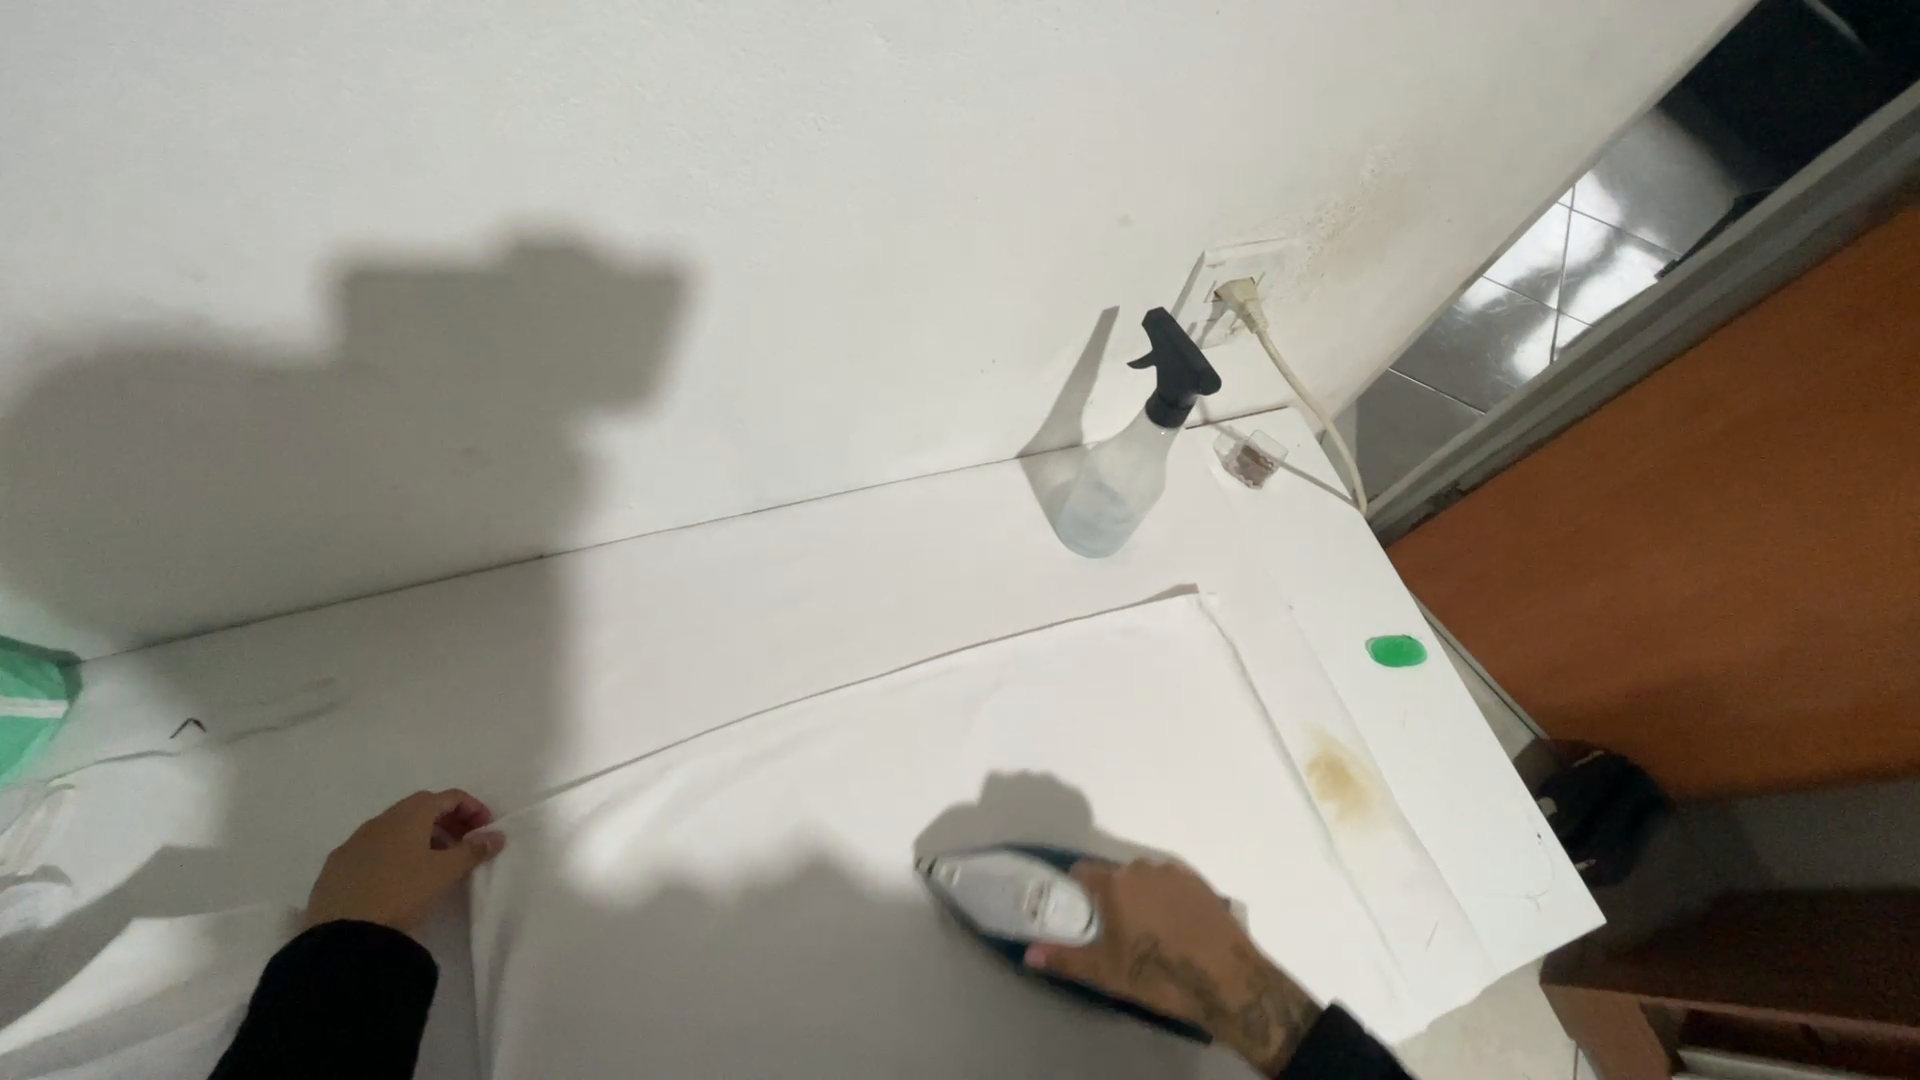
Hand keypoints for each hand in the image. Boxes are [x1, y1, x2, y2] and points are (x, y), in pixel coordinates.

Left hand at [303, 789, 505, 935]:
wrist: (342, 939)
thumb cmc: (403, 893)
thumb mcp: (446, 872)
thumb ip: (474, 849)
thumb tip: (497, 835)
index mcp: (408, 816)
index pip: (449, 797)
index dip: (473, 808)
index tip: (485, 831)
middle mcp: (378, 822)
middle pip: (420, 808)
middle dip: (447, 821)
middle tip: (462, 843)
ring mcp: (351, 845)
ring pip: (393, 829)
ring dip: (419, 837)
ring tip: (432, 863)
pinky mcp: (333, 870)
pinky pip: (371, 850)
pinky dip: (392, 854)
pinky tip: (397, 879)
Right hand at [1025, 859, 1320, 1073]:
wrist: (1228, 981)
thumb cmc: (1160, 975)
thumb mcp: (1108, 973)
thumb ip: (1065, 958)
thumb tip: (1028, 954)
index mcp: (1116, 884)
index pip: (1083, 871)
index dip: (1076, 889)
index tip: (1078, 911)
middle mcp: (1142, 868)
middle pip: (1115, 875)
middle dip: (1111, 896)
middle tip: (1117, 930)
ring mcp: (1174, 872)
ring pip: (1145, 878)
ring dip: (1141, 895)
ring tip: (1150, 931)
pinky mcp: (1200, 881)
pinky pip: (1171, 883)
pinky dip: (1167, 898)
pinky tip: (1175, 926)